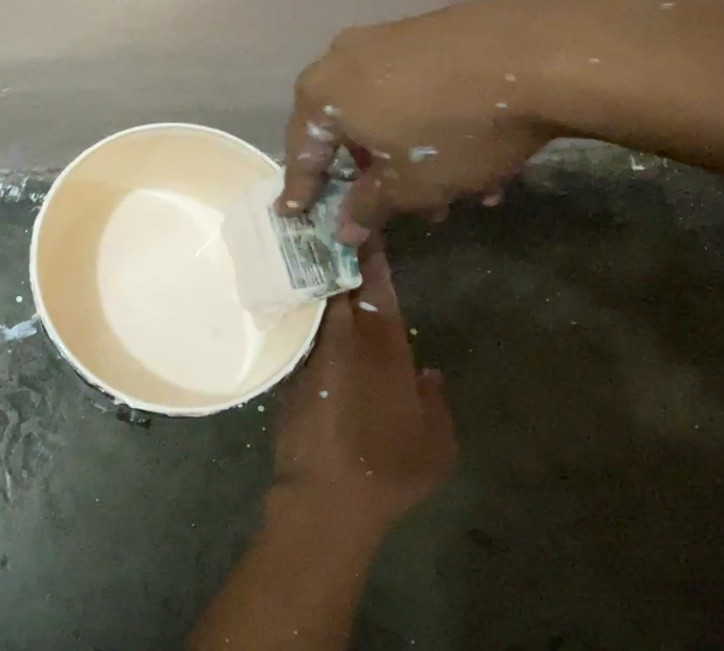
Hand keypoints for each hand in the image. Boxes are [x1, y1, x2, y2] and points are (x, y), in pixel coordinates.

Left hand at [270, 245, 455, 539]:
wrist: (325, 496)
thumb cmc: (390, 469)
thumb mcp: (435, 442)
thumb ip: (434, 401)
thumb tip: (426, 373)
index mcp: (383, 351)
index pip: (378, 293)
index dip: (372, 261)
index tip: (365, 231)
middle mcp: (343, 343)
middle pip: (338, 290)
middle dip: (336, 259)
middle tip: (332, 228)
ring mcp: (310, 356)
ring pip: (314, 308)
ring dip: (315, 283)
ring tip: (314, 256)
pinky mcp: (287, 373)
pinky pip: (299, 334)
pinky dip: (302, 316)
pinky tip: (301, 308)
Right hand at [278, 0, 561, 242]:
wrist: (541, 54)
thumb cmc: (455, 130)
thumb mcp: (410, 185)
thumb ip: (367, 207)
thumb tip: (344, 226)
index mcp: (322, 94)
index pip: (302, 151)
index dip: (301, 189)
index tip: (294, 213)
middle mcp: (344, 59)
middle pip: (347, 129)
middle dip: (371, 174)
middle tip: (389, 208)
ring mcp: (390, 39)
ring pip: (389, 110)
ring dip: (411, 154)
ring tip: (452, 194)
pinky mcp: (434, 30)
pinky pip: (419, 88)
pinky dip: (436, 124)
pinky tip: (478, 155)